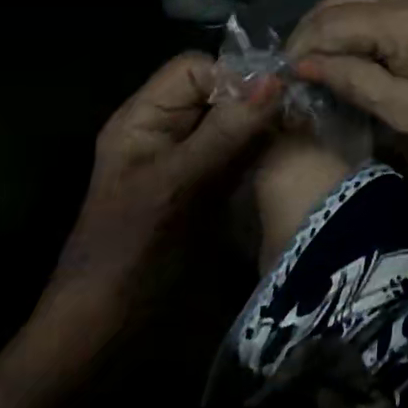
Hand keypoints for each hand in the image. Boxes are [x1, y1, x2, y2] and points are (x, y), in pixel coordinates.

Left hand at [53, 52, 278, 294]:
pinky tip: (289, 162)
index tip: (276, 98)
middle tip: (300, 117)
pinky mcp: (208, 193)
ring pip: (234, 125)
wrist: (105, 337)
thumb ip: (225, 133)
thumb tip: (275, 81)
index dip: (234, 77)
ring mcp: (189, 164)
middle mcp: (167, 133)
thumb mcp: (176, 186)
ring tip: (302, 136)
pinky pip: (240, 158)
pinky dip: (263, 156)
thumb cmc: (130, 253)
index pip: (195, 70)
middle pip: (217, 95)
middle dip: (255, 102)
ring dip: (265, 129)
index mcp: (144, 119)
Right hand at [286, 0, 407, 143]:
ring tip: (313, 54)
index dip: (301, 47)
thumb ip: (352, 80)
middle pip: (335, 0)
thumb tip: (304, 64)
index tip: (284, 74)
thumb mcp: (406, 109)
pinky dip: (350, 10)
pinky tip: (345, 35)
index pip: (330, 23)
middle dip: (308, 31)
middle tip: (294, 67)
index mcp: (399, 19)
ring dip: (327, 19)